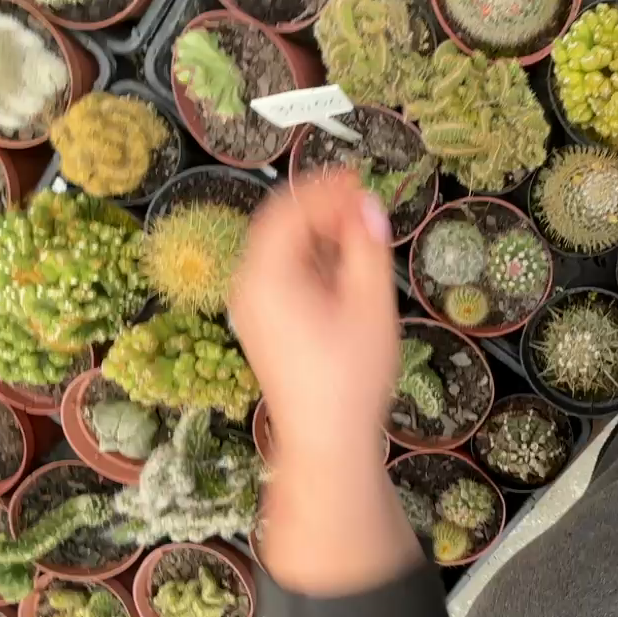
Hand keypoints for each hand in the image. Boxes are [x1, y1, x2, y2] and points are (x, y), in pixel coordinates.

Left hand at [231, 171, 396, 462]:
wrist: (327, 438)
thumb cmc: (350, 375)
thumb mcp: (369, 304)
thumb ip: (367, 247)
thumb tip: (367, 205)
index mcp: (266, 276)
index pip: (287, 210)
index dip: (324, 188)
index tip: (359, 177)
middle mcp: (248, 288)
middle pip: (280, 228)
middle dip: (323, 208)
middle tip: (364, 202)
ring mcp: (252, 309)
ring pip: (282, 252)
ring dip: (320, 234)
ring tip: (360, 232)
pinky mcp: (264, 325)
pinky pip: (283, 275)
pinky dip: (313, 260)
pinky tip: (344, 268)